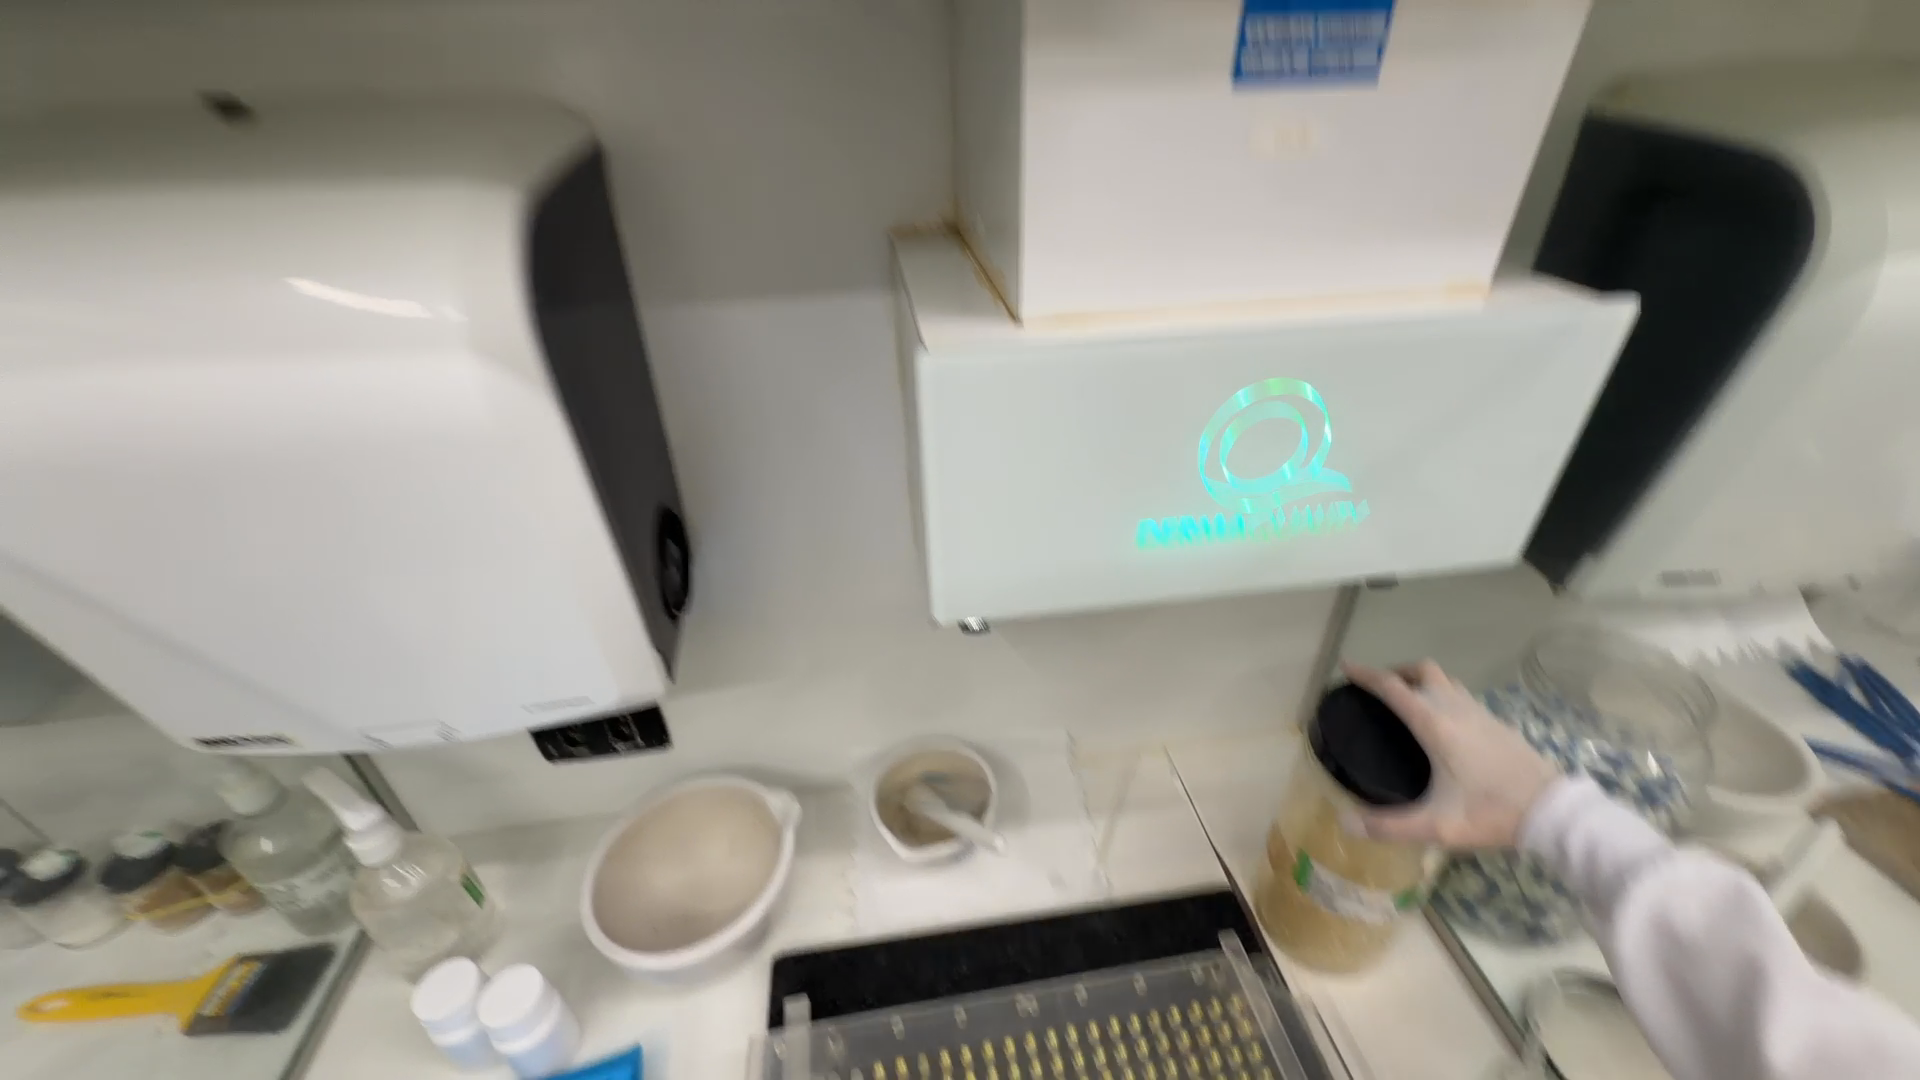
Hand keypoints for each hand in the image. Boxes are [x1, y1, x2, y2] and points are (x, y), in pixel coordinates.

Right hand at [1340, 659, 1559, 848]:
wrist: (1556, 815)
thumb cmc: (1492, 813)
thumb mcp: (1438, 827)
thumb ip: (1390, 827)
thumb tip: (1345, 824)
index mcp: (1435, 725)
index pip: (1392, 687)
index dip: (1365, 674)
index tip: (1345, 667)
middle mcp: (1456, 710)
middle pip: (1422, 671)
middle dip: (1396, 671)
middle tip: (1378, 688)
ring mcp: (1481, 714)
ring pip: (1446, 680)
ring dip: (1421, 681)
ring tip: (1407, 701)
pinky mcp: (1498, 724)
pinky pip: (1461, 695)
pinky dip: (1442, 695)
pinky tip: (1442, 723)